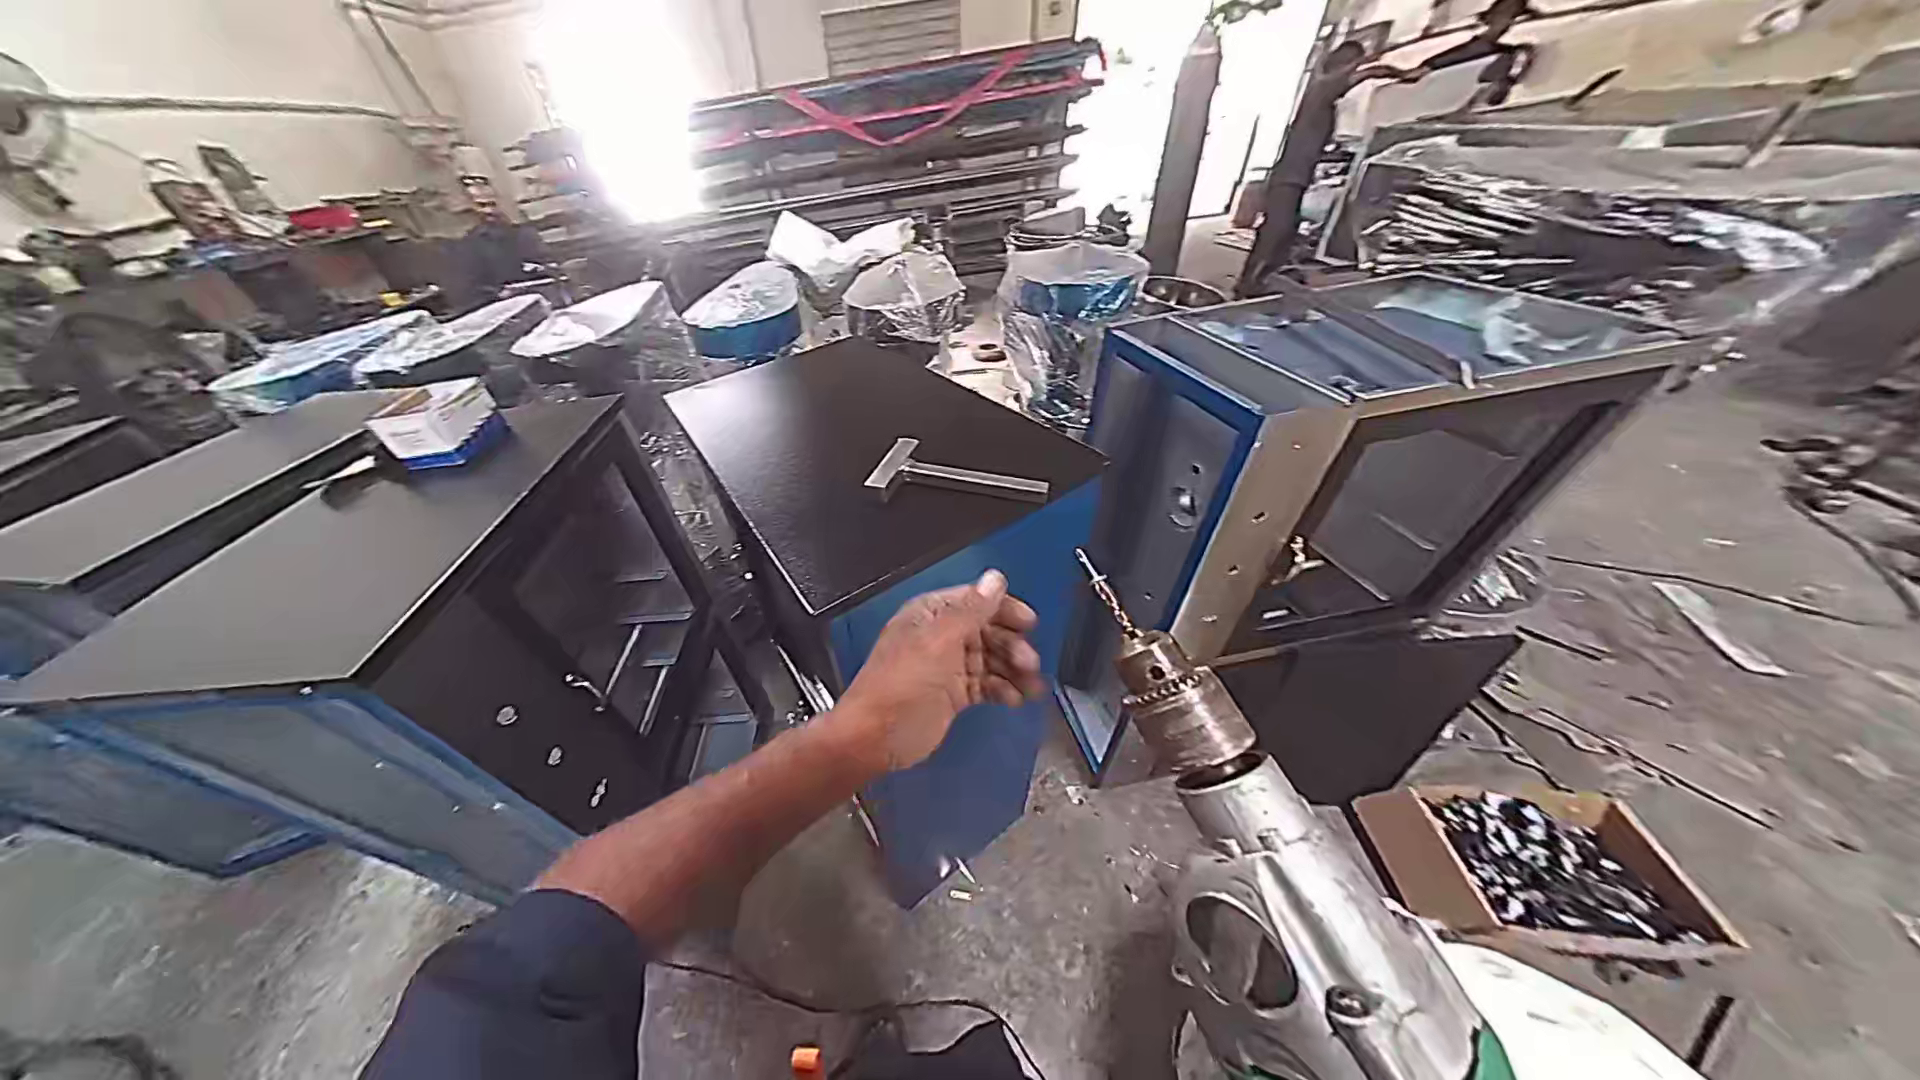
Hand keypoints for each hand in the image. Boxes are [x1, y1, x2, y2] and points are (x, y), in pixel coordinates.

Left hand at [834, 569, 1043, 771]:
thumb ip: (970, 610)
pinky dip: (1003, 690)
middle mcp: (940, 636)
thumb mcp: (938, 642)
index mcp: (931, 615)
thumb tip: (995, 579)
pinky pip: (986, 684)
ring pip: (991, 659)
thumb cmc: (899, 686)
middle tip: (1028, 661)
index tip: (1028, 623)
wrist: (876, 738)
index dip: (1004, 609)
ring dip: (1013, 670)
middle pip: (987, 631)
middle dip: (1011, 645)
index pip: (975, 601)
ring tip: (1030, 685)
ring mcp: (947, 666)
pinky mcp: (953, 693)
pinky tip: (1016, 698)